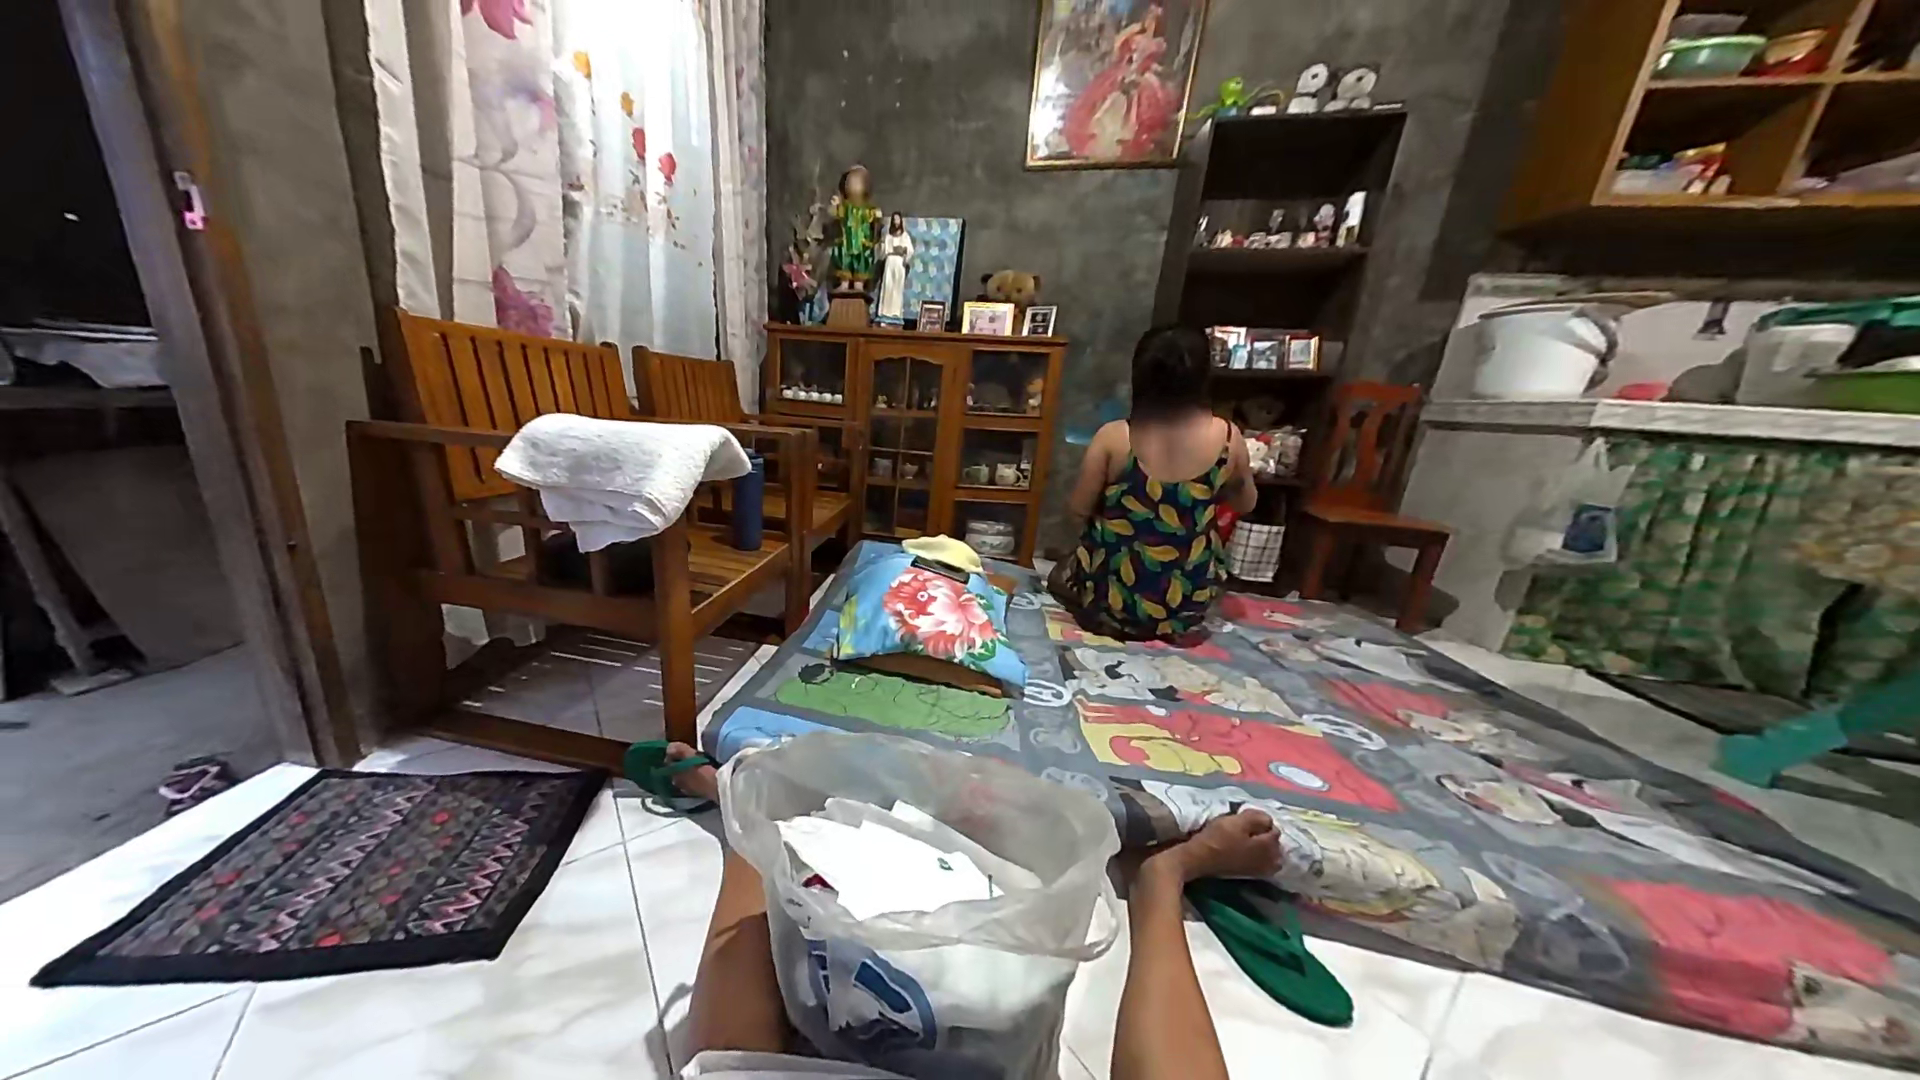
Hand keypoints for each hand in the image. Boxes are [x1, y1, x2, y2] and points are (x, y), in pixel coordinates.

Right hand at [1145, 809, 1282, 884]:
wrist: (1200, 859)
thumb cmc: (1218, 838)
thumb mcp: (1236, 821)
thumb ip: (1256, 818)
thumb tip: (1268, 819)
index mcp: (1269, 847)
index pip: (1273, 827)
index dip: (1260, 819)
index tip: (1245, 816)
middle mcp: (1272, 861)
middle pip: (1274, 841)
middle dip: (1264, 832)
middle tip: (1246, 824)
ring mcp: (1262, 870)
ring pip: (1270, 852)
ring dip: (1262, 843)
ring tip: (1246, 835)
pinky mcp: (1251, 873)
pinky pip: (1263, 860)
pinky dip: (1258, 853)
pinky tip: (1246, 848)